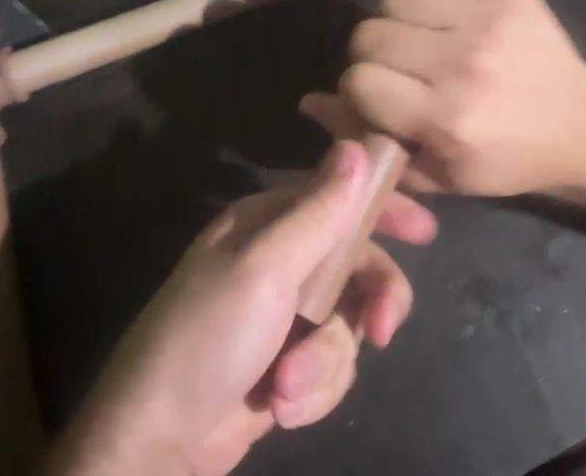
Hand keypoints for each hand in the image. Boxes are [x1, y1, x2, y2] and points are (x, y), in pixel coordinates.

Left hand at [45, 140, 437, 475]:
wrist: (159, 439)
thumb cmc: (208, 337)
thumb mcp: (265, 270)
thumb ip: (317, 213)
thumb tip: (355, 147)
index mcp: (265, 224)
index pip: (335, 196)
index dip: (381, 206)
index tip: (425, 230)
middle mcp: (278, 263)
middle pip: (356, 265)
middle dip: (369, 301)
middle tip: (382, 329)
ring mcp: (283, 317)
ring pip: (348, 325)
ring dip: (325, 362)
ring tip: (287, 386)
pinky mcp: (288, 365)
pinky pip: (332, 366)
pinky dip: (313, 389)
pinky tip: (281, 406)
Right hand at [302, 0, 585, 197]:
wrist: (584, 127)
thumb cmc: (505, 161)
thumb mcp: (435, 173)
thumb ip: (368, 140)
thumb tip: (310, 101)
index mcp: (446, 117)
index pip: (358, 80)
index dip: (360, 91)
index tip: (381, 100)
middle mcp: (464, 63)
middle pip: (369, 34)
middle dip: (373, 55)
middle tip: (400, 71)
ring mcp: (487, 18)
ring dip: (399, 22)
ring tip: (423, 41)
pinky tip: (449, 18)